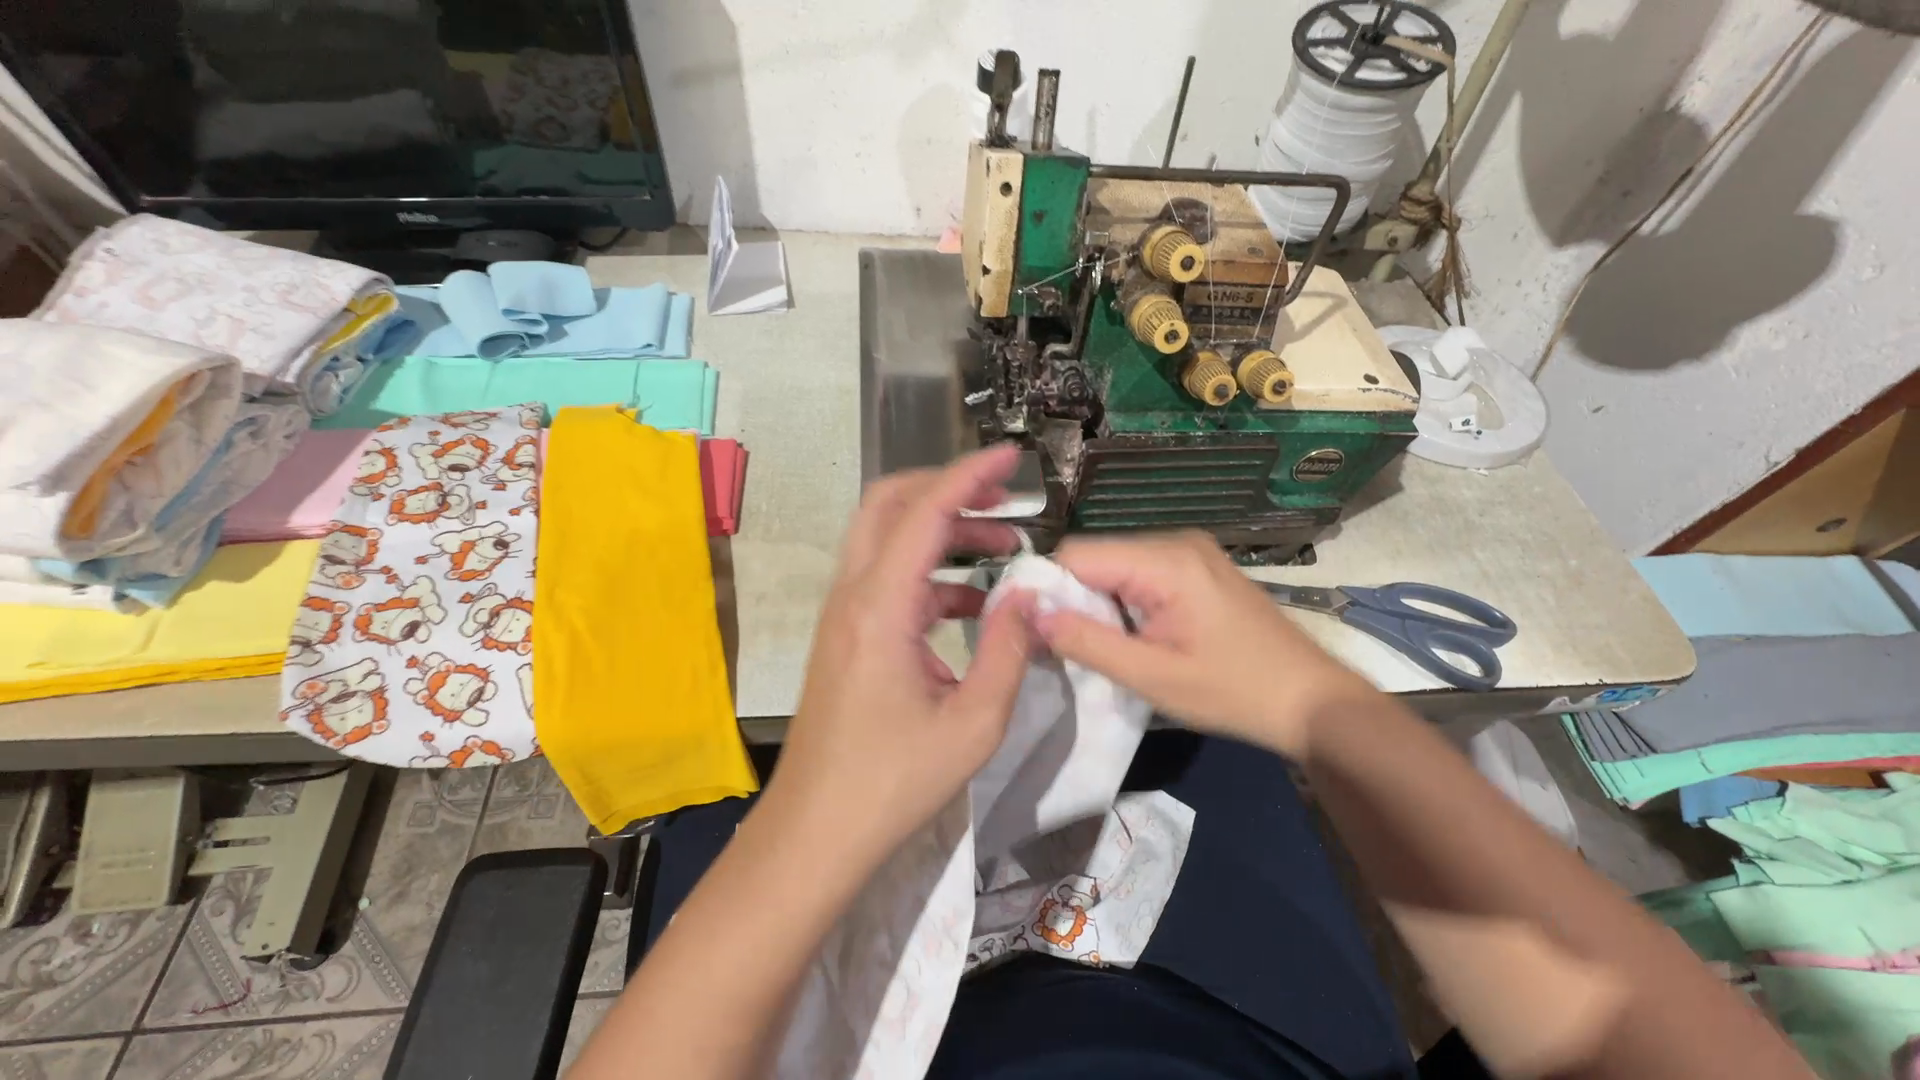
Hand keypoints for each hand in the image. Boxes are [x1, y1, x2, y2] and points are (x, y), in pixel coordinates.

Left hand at [772, 445, 1032, 859]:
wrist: (816, 830)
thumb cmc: (894, 782)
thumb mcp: (973, 724)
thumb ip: (1008, 652)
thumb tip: (1029, 597)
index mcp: (881, 607)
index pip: (925, 512)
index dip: (970, 474)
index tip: (1013, 455)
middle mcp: (852, 596)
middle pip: (889, 506)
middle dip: (947, 488)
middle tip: (1004, 496)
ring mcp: (842, 615)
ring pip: (887, 541)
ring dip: (942, 533)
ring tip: (1005, 551)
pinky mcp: (844, 638)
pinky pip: (887, 581)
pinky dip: (930, 575)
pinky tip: (974, 607)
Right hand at [1032, 531, 1377, 758]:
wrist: (1311, 700)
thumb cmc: (1233, 692)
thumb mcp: (1153, 677)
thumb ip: (1087, 643)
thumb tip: (1030, 615)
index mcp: (1165, 560)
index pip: (1076, 554)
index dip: (1048, 589)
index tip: (1036, 630)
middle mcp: (1176, 541)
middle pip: (1095, 557)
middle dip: (1074, 598)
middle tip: (1071, 648)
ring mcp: (1191, 552)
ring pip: (1115, 566)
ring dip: (1100, 603)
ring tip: (1105, 647)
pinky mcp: (1199, 567)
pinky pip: (1141, 573)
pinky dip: (1125, 602)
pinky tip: (1134, 637)